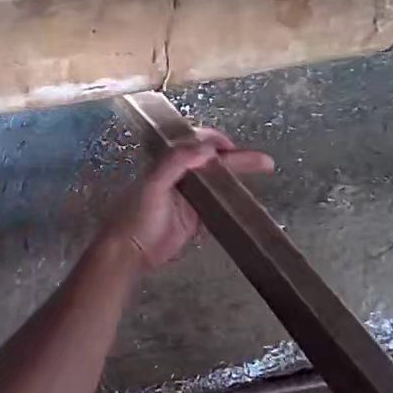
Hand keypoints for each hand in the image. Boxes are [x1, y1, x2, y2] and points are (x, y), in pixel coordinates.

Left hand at [103, 125, 272, 269]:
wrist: (129, 251)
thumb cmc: (136, 216)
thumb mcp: (153, 184)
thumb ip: (176, 162)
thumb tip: (207, 149)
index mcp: (168, 163)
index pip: (196, 144)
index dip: (216, 141)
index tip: (234, 147)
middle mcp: (180, 176)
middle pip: (213, 161)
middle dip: (237, 156)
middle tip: (263, 161)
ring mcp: (188, 197)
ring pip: (217, 180)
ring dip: (236, 174)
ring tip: (261, 169)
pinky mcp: (194, 218)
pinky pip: (216, 203)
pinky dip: (230, 198)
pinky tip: (244, 198)